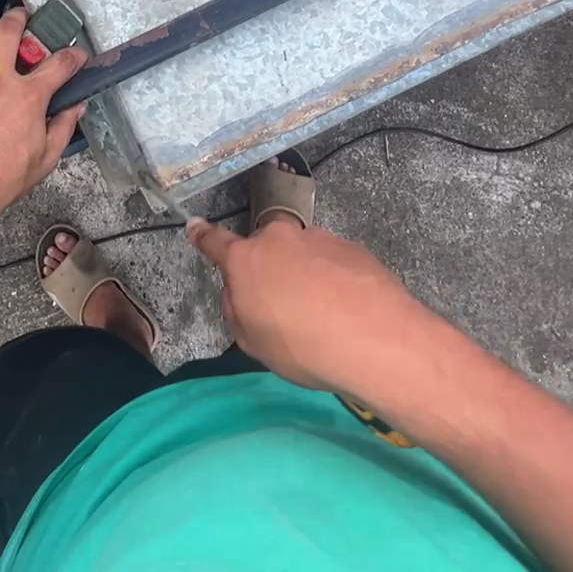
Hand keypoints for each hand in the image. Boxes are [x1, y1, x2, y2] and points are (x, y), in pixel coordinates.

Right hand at [185, 217, 439, 394]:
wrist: (376, 339)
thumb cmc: (302, 345)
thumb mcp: (253, 343)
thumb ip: (237, 312)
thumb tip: (240, 294)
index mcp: (245, 260)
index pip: (215, 242)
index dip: (203, 236)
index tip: (195, 226)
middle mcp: (278, 239)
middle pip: (266, 249)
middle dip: (270, 268)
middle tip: (284, 303)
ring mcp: (317, 238)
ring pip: (302, 254)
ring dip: (305, 274)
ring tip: (325, 313)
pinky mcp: (352, 247)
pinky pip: (333, 261)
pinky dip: (335, 279)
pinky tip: (349, 308)